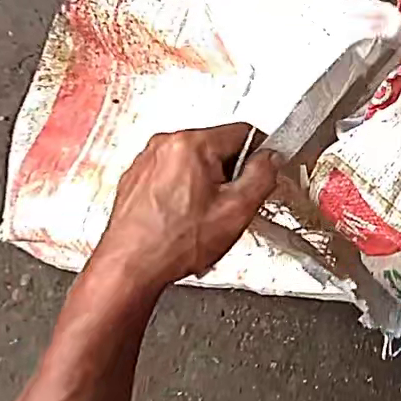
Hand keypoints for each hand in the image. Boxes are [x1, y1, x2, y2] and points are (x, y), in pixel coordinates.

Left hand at [89, 124, 282, 291]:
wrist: (130, 267)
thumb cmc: (175, 243)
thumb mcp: (238, 210)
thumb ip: (263, 176)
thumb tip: (271, 158)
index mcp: (191, 144)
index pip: (244, 132)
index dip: (260, 156)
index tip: (261, 175)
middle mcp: (164, 144)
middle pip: (217, 147)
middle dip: (231, 173)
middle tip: (231, 204)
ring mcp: (147, 161)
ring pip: (195, 162)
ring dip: (208, 184)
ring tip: (205, 215)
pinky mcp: (136, 178)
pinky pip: (173, 175)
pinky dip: (184, 192)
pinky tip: (185, 218)